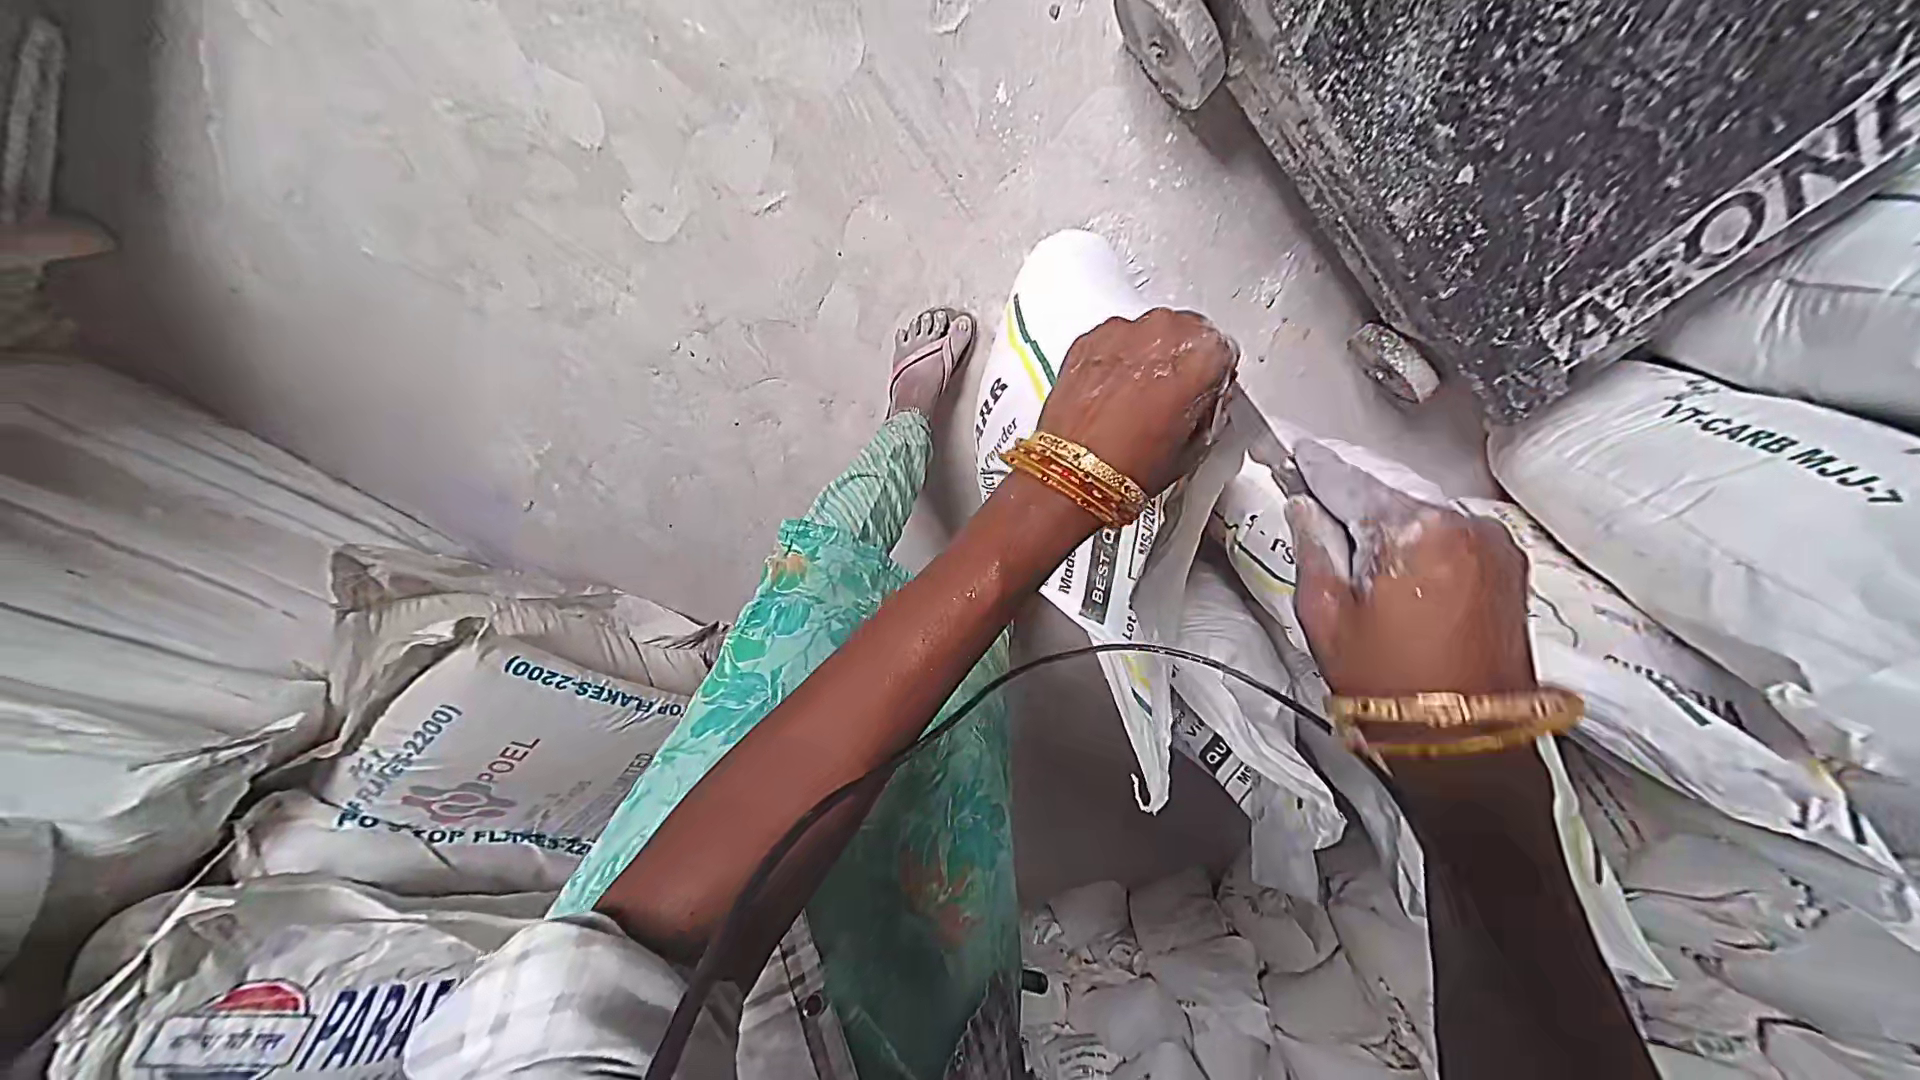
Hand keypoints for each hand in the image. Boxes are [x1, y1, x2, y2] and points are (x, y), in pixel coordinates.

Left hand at [1035, 308, 1237, 496]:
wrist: (1077, 472)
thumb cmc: (1131, 464)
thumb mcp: (1196, 444)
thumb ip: (1209, 408)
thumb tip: (1202, 402)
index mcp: (1204, 352)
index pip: (1222, 350)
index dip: (1211, 375)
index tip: (1200, 392)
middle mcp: (1165, 330)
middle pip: (1184, 334)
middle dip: (1178, 362)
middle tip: (1166, 399)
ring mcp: (1123, 331)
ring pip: (1145, 334)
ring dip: (1143, 358)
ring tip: (1133, 401)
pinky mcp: (1087, 339)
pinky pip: (1110, 343)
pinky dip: (1111, 361)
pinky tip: (1108, 395)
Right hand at [1282, 440, 1534, 697]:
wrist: (1462, 737)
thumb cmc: (1385, 681)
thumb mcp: (1324, 613)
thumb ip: (1313, 547)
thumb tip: (1306, 509)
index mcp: (1416, 532)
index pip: (1351, 484)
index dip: (1316, 469)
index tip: (1296, 452)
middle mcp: (1465, 524)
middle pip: (1389, 493)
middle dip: (1348, 493)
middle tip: (1310, 491)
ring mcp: (1494, 543)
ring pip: (1419, 511)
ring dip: (1382, 515)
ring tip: (1344, 527)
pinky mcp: (1507, 565)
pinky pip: (1447, 531)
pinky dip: (1413, 533)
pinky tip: (1386, 548)